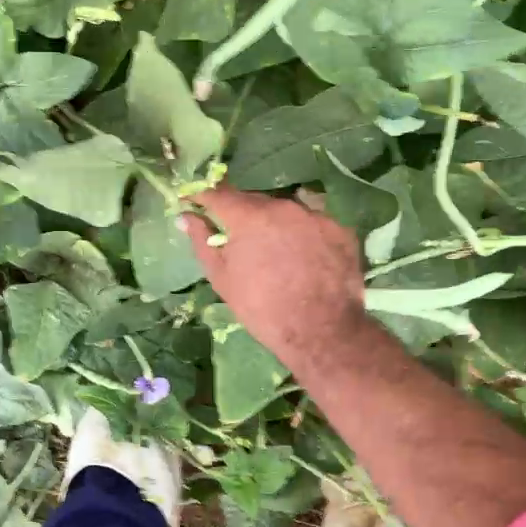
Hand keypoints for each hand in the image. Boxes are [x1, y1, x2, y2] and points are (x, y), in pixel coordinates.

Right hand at [181, 186, 366, 355]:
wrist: (321, 332)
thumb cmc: (261, 307)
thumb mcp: (221, 277)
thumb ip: (201, 240)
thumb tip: (185, 217)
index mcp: (249, 216)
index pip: (218, 194)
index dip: (203, 197)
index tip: (193, 202)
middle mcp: (283, 206)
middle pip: (253, 200)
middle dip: (240, 212)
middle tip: (235, 234)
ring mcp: (315, 216)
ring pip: (284, 210)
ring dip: (272, 222)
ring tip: (272, 248)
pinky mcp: (340, 230)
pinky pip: (311, 223)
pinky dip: (301, 232)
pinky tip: (301, 256)